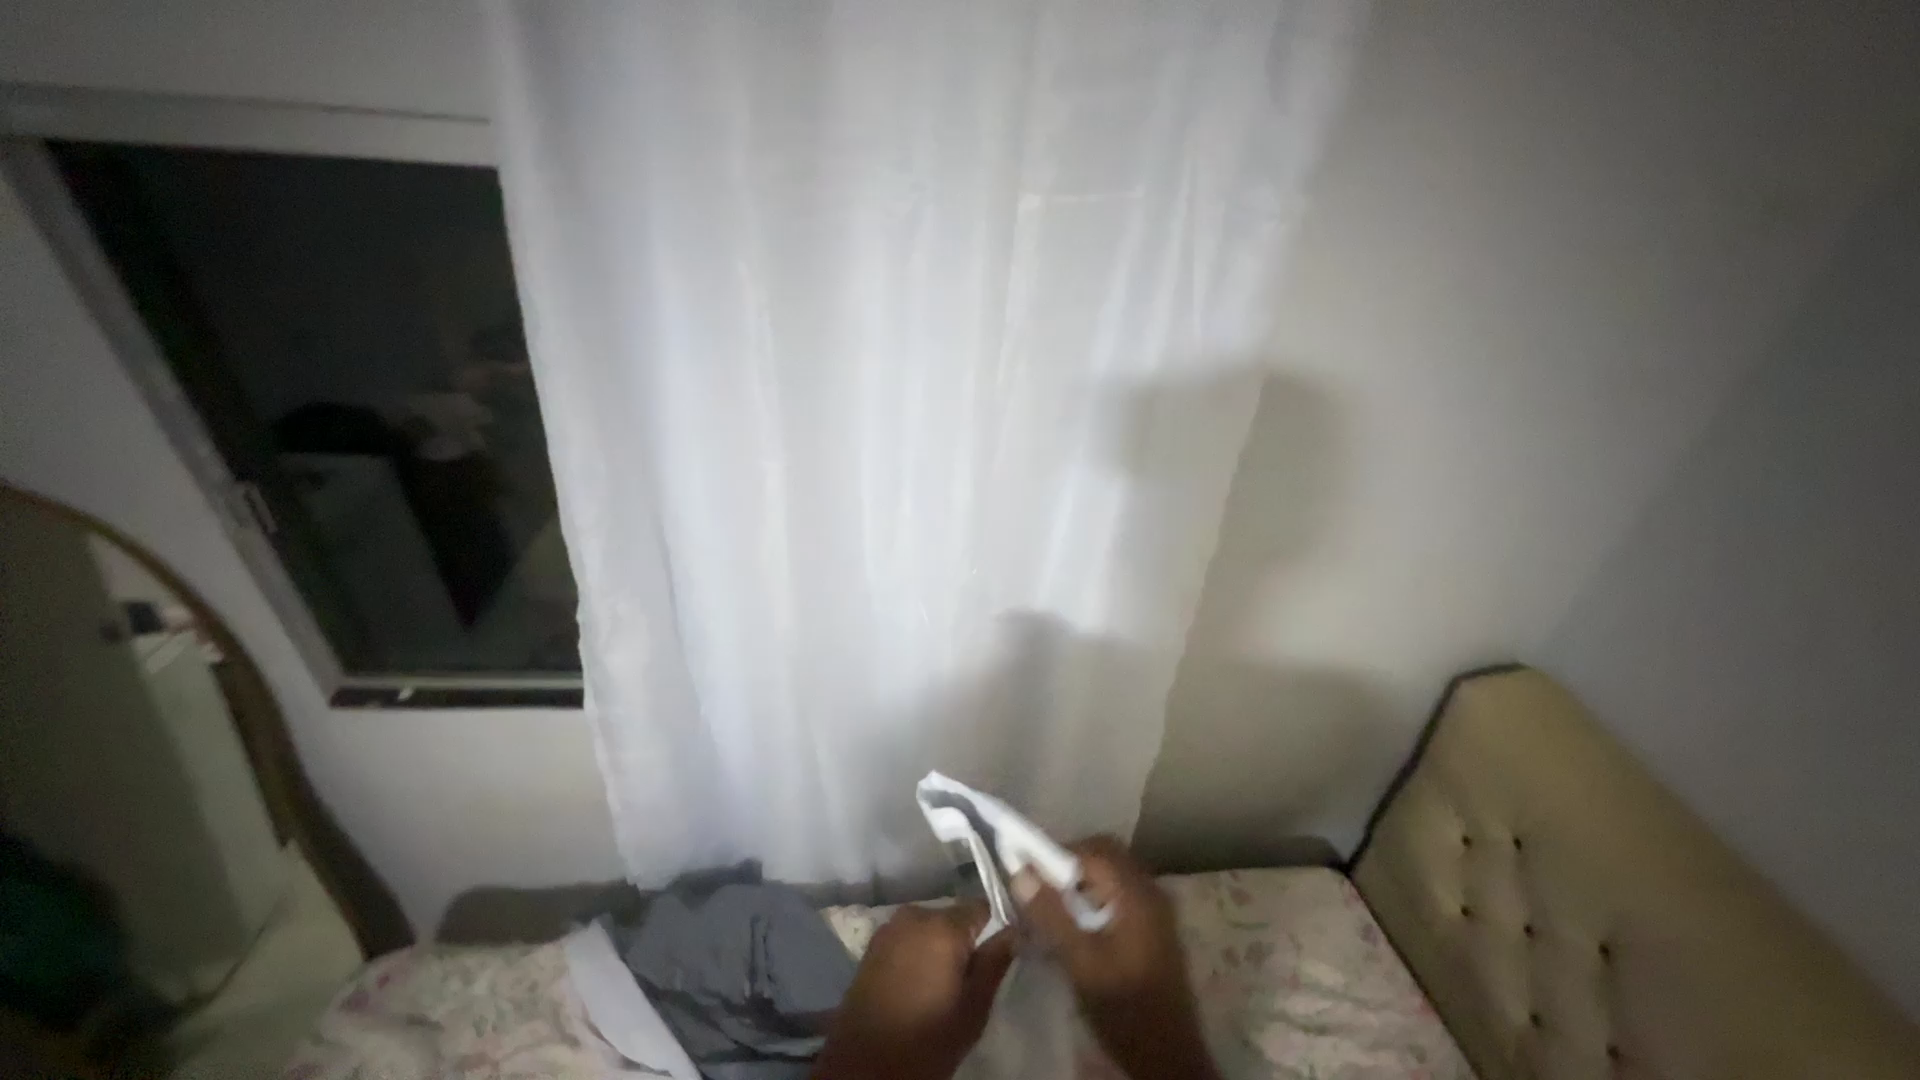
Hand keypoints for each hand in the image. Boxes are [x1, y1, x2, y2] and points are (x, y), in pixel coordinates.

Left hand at [812, 901, 1014, 1079]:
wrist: (863, 1065)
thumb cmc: (926, 1039)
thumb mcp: (973, 1008)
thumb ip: (995, 963)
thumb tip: (1014, 931)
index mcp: (944, 926)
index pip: (982, 907)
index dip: (995, 927)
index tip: (999, 952)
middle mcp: (915, 915)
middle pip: (953, 916)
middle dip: (965, 938)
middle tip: (970, 975)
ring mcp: (889, 928)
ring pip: (929, 927)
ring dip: (939, 945)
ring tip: (944, 981)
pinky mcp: (872, 945)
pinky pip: (907, 938)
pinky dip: (917, 952)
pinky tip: (919, 981)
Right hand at [1013, 836, 1218, 1079]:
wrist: (1168, 1059)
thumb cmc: (1124, 1008)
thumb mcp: (1080, 962)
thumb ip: (1051, 914)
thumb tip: (1021, 871)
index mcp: (1138, 893)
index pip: (1093, 849)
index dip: (1057, 854)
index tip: (1028, 874)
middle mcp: (1152, 892)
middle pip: (1105, 857)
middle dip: (1068, 866)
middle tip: (1039, 892)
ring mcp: (1157, 911)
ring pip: (1111, 876)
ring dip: (1080, 884)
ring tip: (1051, 910)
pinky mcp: (1154, 930)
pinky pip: (1119, 896)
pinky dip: (1094, 900)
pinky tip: (1074, 929)